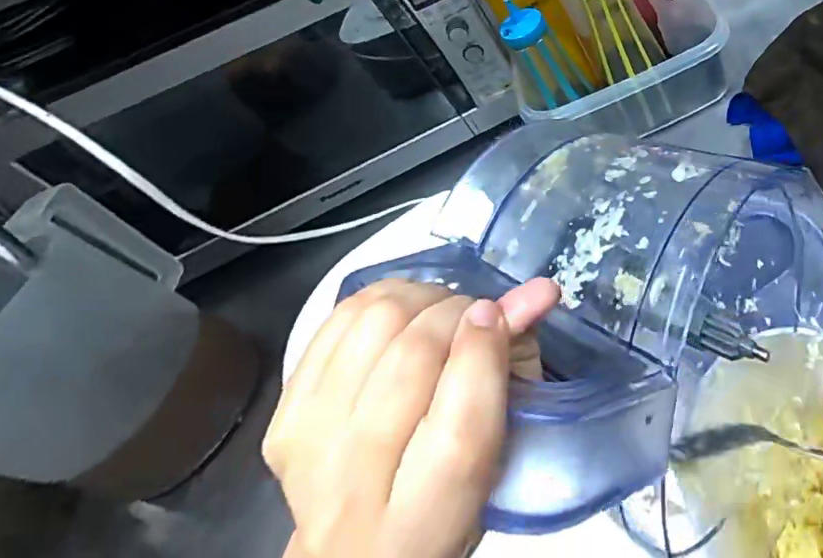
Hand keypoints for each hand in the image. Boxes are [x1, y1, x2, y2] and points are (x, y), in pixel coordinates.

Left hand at [264, 277, 559, 557]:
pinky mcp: (285, 416)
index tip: (499, 314)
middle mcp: (357, 491)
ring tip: (435, 311)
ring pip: (371, 326)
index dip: (485, 349)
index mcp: (428, 516)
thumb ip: (513, 365)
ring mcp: (311, 450)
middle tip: (472, 313)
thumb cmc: (443, 501)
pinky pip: (336, 322)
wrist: (354, 550)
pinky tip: (398, 316)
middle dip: (454, 313)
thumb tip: (537, 291)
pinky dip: (377, 301)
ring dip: (416, 299)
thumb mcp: (495, 452)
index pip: (462, 421)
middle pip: (411, 360)